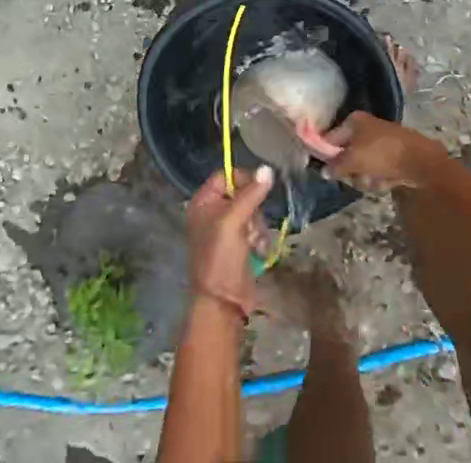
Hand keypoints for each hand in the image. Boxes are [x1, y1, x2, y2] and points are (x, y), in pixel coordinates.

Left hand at [185, 166, 272, 318]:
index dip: (242, 179)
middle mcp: (212, 212)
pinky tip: (258, 250)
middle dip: (253, 209)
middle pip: (242, 193)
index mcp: (202, 202)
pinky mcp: (239, 243)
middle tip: (250, 225)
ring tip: (254, 242)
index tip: (257, 190)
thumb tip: (267, 169)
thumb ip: (250, 193)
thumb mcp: (233, 221)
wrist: (222, 301)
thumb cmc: (220, 257)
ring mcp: (226, 229)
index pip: (225, 175)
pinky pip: (256, 228)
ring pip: (252, 211)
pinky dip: (259, 238)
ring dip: (258, 226)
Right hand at [316, 112, 446, 190]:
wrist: (419, 160)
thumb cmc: (381, 153)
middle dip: (352, 172)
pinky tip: (386, 181)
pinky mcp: (390, 156)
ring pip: (361, 167)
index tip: (326, 171)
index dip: (326, 154)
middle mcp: (365, 129)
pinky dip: (379, 179)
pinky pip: (376, 171)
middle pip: (346, 156)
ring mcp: (379, 143)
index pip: (330, 138)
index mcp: (354, 122)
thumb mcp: (353, 160)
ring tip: (376, 180)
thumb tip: (324, 171)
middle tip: (358, 177)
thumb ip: (335, 166)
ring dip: (365, 178)